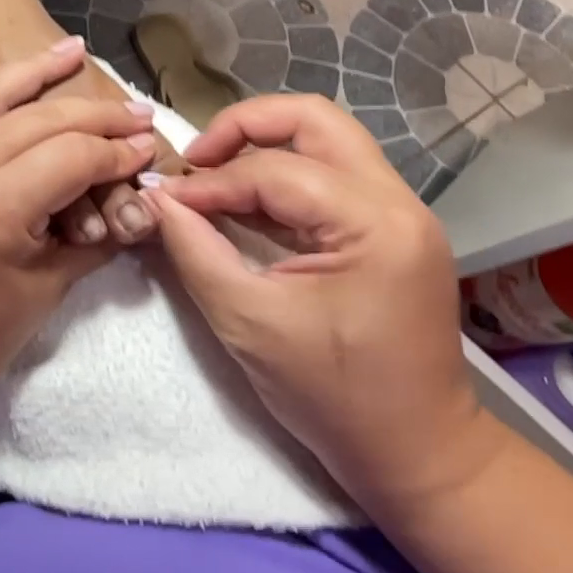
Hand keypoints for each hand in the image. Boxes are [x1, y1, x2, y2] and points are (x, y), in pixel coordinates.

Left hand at [0, 34, 157, 399]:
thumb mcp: (52, 284)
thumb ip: (100, 234)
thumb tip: (143, 197)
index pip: (74, 156)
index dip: (117, 151)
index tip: (148, 148)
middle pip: (42, 119)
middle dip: (95, 115)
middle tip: (136, 112)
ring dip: (34, 69)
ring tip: (74, 48)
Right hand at [145, 95, 495, 503]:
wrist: (417, 453)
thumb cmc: (333, 396)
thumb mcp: (247, 322)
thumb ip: (195, 249)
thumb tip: (155, 198)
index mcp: (375, 224)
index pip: (274, 171)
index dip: (209, 181)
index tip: (163, 200)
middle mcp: (397, 202)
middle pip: (313, 119)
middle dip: (244, 126)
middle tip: (197, 160)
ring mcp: (400, 212)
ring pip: (325, 139)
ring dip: (263, 145)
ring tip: (213, 175)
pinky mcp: (390, 229)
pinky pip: (330, 175)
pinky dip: (282, 176)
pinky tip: (243, 201)